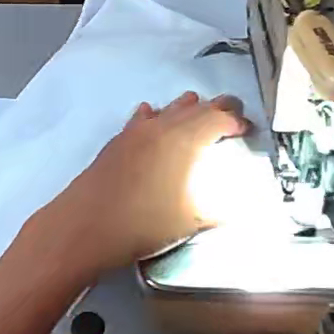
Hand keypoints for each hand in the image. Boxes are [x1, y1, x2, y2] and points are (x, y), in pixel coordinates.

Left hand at [31, 91, 248, 274]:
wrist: (86, 225)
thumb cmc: (144, 223)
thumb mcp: (192, 220)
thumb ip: (222, 209)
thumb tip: (243, 207)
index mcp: (186, 139)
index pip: (219, 117)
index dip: (237, 122)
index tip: (247, 131)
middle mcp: (162, 126)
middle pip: (197, 107)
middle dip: (218, 111)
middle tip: (231, 121)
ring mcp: (137, 130)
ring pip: (170, 108)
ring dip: (189, 110)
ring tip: (200, 120)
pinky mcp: (118, 140)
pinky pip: (144, 118)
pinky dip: (158, 117)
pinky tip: (155, 121)